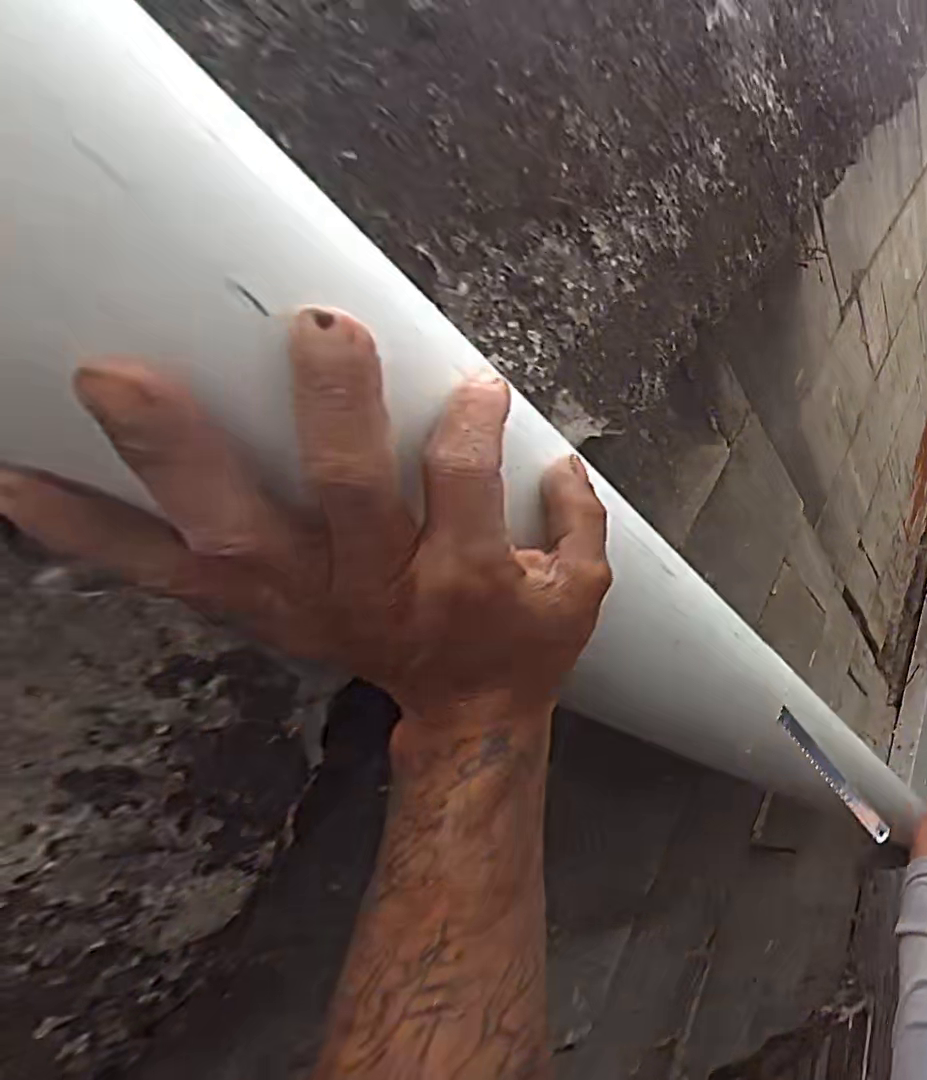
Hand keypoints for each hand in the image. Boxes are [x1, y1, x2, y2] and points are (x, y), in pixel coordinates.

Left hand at [0, 307, 611, 732]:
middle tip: (323, 334)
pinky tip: (22, 482)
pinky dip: (89, 534)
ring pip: (237, 528)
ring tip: (125, 379)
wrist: (472, 709)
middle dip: (337, 406)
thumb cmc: (528, 645)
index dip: (470, 423)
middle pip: (348, 487)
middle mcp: (385, 584)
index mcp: (471, 575)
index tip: (476, 385)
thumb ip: (579, 518)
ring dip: (179, 457)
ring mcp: (312, 599)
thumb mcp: (583, 588)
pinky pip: (167, 576)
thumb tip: (559, 459)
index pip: (464, 480)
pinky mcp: (266, 610)